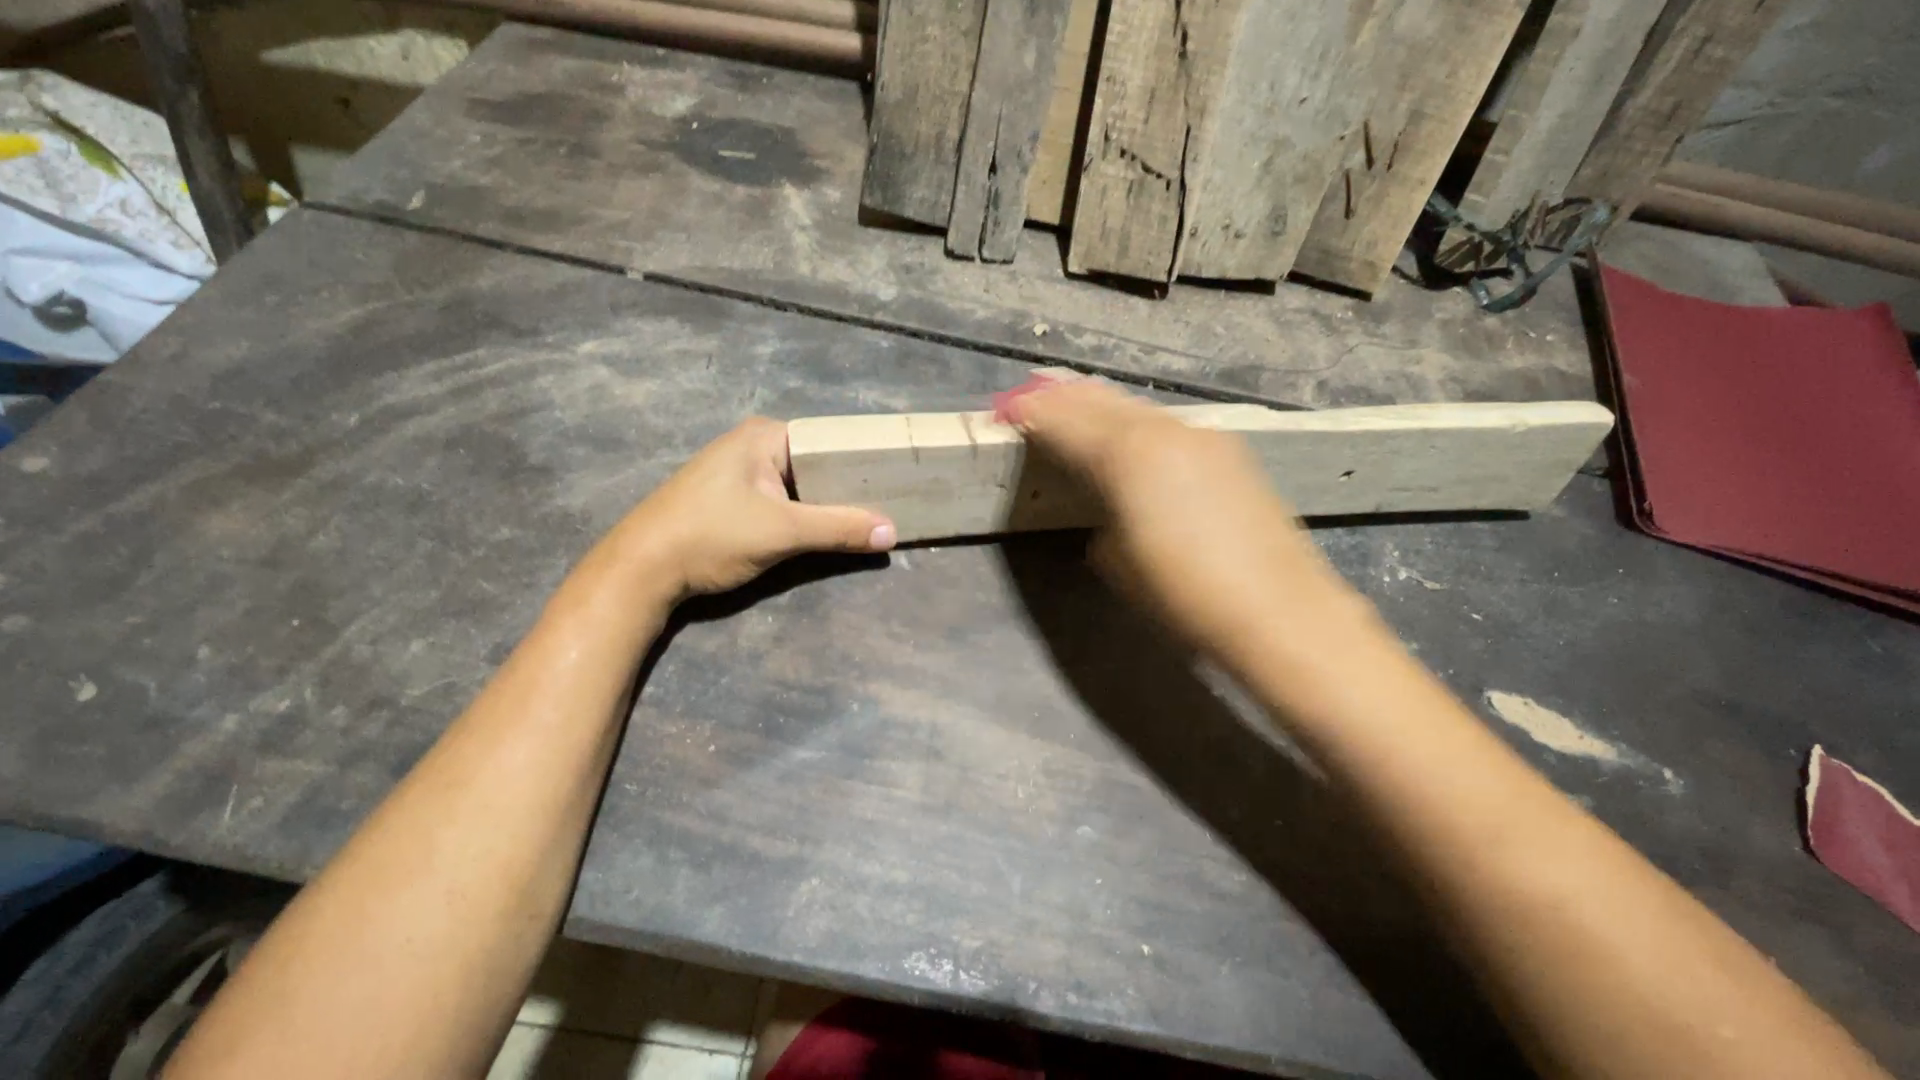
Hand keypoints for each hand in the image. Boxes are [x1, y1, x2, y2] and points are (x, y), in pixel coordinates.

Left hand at [620, 417, 895, 597]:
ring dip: (827, 507)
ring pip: (801, 488)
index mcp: (765, 435)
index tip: (898, 483)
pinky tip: (826, 534)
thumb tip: (892, 532)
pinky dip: (805, 517)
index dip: (864, 462)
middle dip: (849, 489)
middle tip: (892, 507)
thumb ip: (838, 529)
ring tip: (869, 522)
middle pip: (817, 465)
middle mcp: (754, 445)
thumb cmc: (711, 535)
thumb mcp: (782, 532)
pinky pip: (783, 503)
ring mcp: (741, 473)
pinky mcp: (732, 501)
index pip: (830, 440)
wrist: (641, 569)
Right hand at [1010, 379, 1362, 664]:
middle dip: (1058, 397)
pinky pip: (1164, 425)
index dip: (1029, 413)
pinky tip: (1128, 441)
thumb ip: (1099, 520)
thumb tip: (1104, 511)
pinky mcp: (1229, 451)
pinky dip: (1133, 424)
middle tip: (1028, 401)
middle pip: (1099, 399)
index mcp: (1128, 455)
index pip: (1064, 419)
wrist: (1281, 612)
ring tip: (1070, 412)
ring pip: (1135, 407)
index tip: (1003, 413)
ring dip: (1097, 407)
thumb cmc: (1186, 597)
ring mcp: (1203, 436)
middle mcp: (1164, 430)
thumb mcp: (1119, 562)